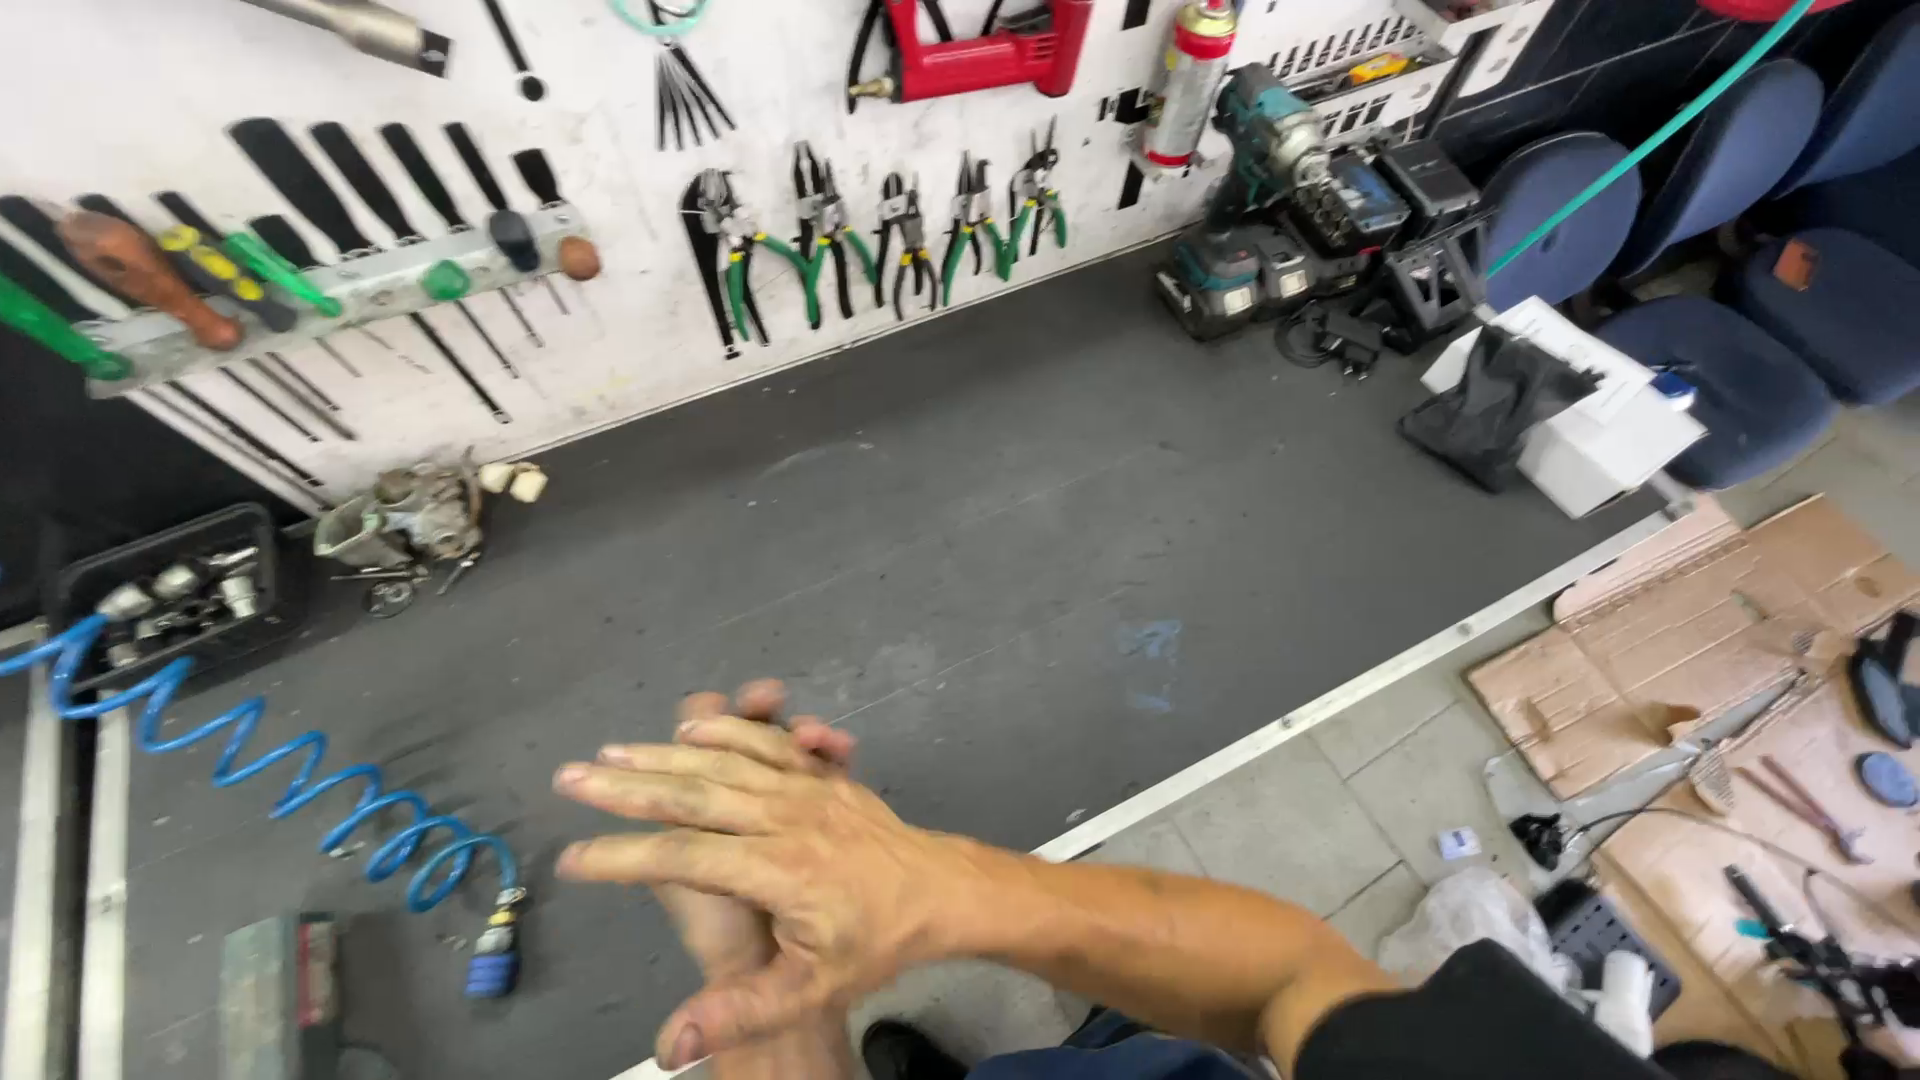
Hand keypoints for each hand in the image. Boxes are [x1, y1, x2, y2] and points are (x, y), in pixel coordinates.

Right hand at [553, 709, 995, 1068]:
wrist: (941, 888)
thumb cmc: (877, 940)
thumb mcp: (815, 988)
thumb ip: (742, 1011)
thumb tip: (667, 1047)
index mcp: (780, 868)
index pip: (686, 855)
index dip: (625, 856)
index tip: (573, 859)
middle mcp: (787, 815)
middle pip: (697, 791)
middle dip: (629, 785)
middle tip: (572, 776)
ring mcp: (808, 787)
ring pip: (729, 758)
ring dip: (668, 751)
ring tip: (616, 750)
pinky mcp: (823, 774)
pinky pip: (769, 744)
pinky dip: (728, 731)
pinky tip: (695, 726)